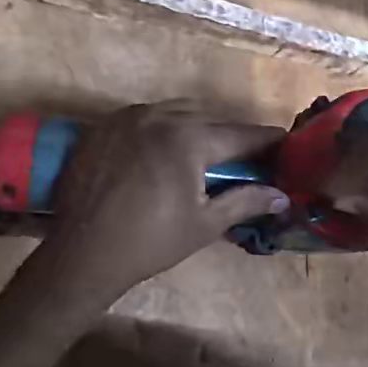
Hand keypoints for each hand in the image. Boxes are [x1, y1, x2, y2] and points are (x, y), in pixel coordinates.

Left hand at [40, 102, 289, 294]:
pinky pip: (143, 119)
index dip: (266, 140)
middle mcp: (158, 115)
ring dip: (195, 129)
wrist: (82, 253)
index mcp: (188, 137)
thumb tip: (282, 197)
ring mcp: (125, 118)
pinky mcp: (101, 127)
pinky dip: (161, 130)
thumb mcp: (205, 223)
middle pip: (208, 118)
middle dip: (229, 136)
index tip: (285, 145)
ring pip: (174, 112)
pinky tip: (162, 155)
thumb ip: (246, 201)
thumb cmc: (150, 241)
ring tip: (203, 156)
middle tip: (244, 160)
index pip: (240, 134)